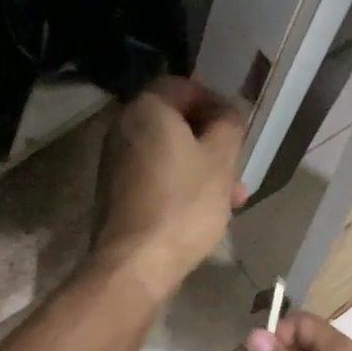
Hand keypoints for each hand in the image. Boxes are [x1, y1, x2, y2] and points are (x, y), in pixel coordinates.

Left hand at [93, 76, 248, 299]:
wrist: (136, 264)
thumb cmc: (184, 205)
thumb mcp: (221, 160)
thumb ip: (229, 126)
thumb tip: (226, 115)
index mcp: (147, 109)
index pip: (184, 86)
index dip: (215, 102)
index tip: (237, 128)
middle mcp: (123, 129)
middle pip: (174, 124)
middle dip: (210, 144)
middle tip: (236, 168)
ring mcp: (115, 164)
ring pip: (167, 156)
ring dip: (199, 170)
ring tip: (230, 198)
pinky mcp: (115, 196)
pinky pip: (153, 180)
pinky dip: (178, 188)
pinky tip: (201, 214)